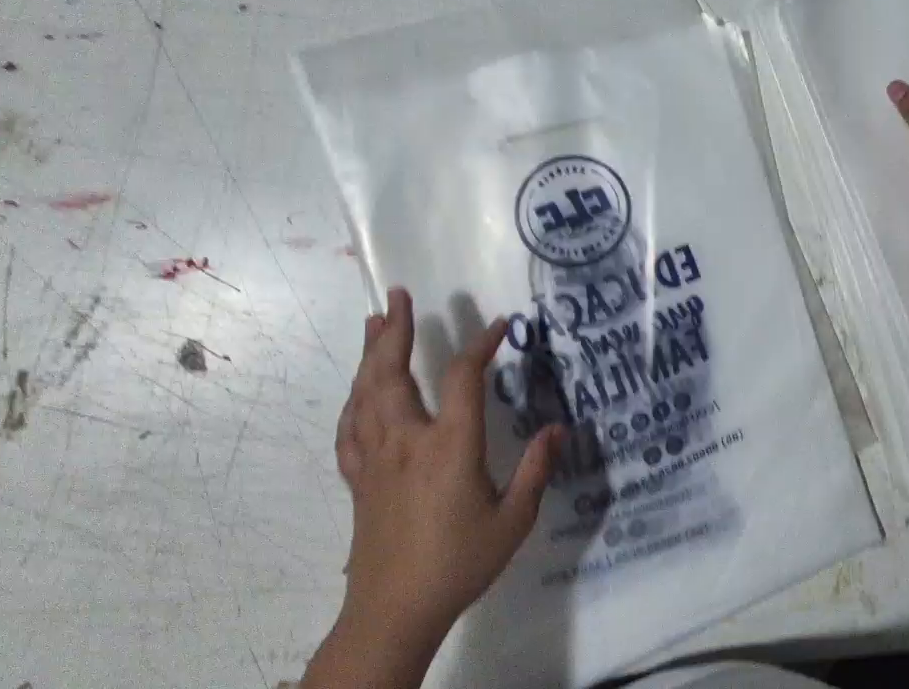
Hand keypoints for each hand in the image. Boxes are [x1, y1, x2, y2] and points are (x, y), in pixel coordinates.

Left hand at [331, 288, 559, 649]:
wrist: (393, 612)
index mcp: (449, 447)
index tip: (501, 324)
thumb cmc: (460, 563)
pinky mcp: (358, 480)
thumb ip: (535, 470)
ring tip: (374, 322)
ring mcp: (376, 460)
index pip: (463, 378)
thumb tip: (559, 428)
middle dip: (396, 331)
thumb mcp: (514, 520)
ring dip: (370, 355)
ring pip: (365, 395)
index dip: (482, 344)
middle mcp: (407, 442)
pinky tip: (357, 391)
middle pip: (392, 374)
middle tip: (398, 296)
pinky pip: (349, 429)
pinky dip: (353, 400)